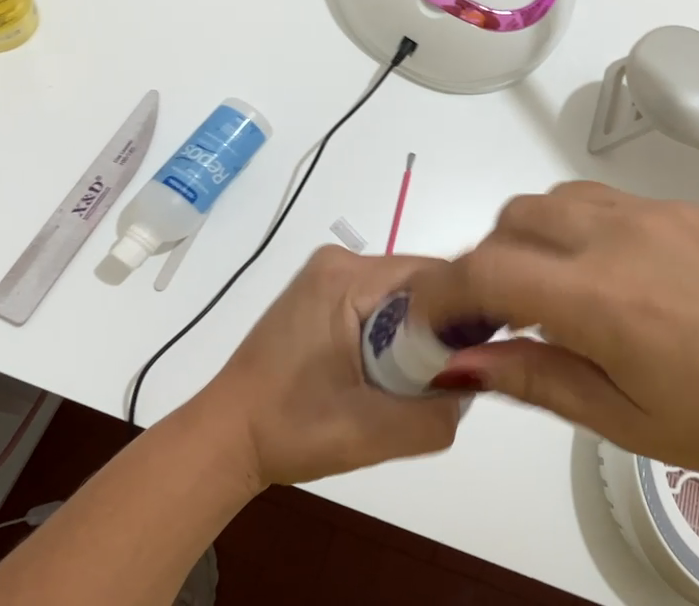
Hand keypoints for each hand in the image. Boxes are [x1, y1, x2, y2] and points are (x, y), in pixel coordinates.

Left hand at [198, 245, 462, 485]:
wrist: (225, 439)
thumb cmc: (290, 430)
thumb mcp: (373, 432)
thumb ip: (438, 414)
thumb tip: (473, 385)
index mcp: (346, 277)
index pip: (437, 279)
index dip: (465, 318)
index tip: (473, 361)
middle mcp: (339, 261)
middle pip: (422, 284)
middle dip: (438, 332)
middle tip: (437, 381)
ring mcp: (327, 274)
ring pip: (404, 296)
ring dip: (415, 337)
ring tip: (403, 383)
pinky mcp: (322, 292)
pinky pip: (380, 303)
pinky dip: (392, 335)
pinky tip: (380, 373)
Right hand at [406, 182, 698, 506]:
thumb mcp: (629, 422)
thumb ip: (539, 379)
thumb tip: (466, 361)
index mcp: (600, 296)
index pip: (485, 269)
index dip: (441, 293)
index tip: (429, 321)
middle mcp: (621, 235)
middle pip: (514, 217)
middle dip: (487, 261)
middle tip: (501, 317)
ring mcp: (660, 213)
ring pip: (559, 199)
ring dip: (534, 238)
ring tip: (559, 296)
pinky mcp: (692, 209)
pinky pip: (609, 201)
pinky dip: (582, 229)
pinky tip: (617, 280)